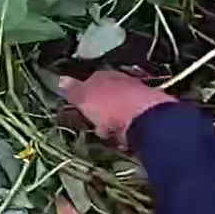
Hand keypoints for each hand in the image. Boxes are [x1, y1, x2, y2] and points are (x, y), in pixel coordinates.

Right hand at [59, 70, 173, 146]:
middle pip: (109, 95)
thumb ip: (72, 89)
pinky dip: (129, 129)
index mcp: (105, 74)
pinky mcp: (154, 113)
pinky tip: (126, 139)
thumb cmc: (110, 106)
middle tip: (96, 125)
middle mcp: (124, 81)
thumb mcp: (83, 97)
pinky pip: (135, 121)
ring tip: (111, 135)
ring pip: (123, 108)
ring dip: (116, 121)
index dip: (84, 95)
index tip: (80, 108)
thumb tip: (60, 79)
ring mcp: (140, 96)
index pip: (91, 80)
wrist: (148, 119)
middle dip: (102, 109)